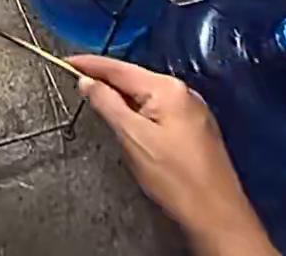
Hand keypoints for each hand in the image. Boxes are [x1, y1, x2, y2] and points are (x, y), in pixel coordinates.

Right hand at [67, 55, 276, 255]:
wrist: (222, 224)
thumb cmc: (175, 178)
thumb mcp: (132, 137)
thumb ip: (105, 102)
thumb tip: (86, 81)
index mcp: (168, 89)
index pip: (117, 68)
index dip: (87, 64)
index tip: (64, 61)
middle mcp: (183, 93)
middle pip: (132, 79)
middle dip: (104, 81)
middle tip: (76, 83)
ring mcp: (193, 111)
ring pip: (144, 94)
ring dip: (120, 96)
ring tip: (95, 99)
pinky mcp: (196, 129)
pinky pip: (157, 108)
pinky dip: (136, 109)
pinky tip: (125, 118)